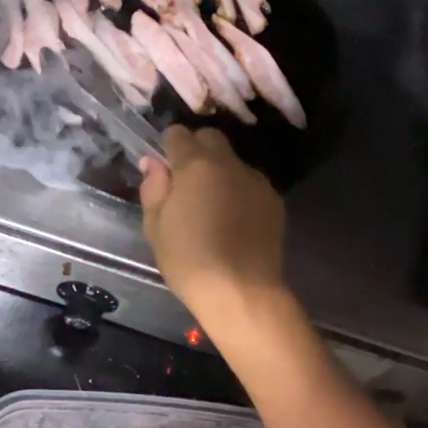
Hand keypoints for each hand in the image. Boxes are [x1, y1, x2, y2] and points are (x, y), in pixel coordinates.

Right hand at [139, 127, 289, 331]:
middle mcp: (229, 164)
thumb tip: (153, 163)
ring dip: (221, 172)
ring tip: (213, 206)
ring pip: (234, 162)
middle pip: (211, 139)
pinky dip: (240, 192)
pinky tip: (235, 220)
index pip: (179, 135)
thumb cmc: (190, 261)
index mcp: (196, 165)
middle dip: (197, 151)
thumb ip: (154, 188)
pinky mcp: (274, 201)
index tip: (165, 170)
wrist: (243, 292)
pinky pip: (251, 184)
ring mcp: (256, 181)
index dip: (168, 148)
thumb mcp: (156, 228)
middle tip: (187, 183)